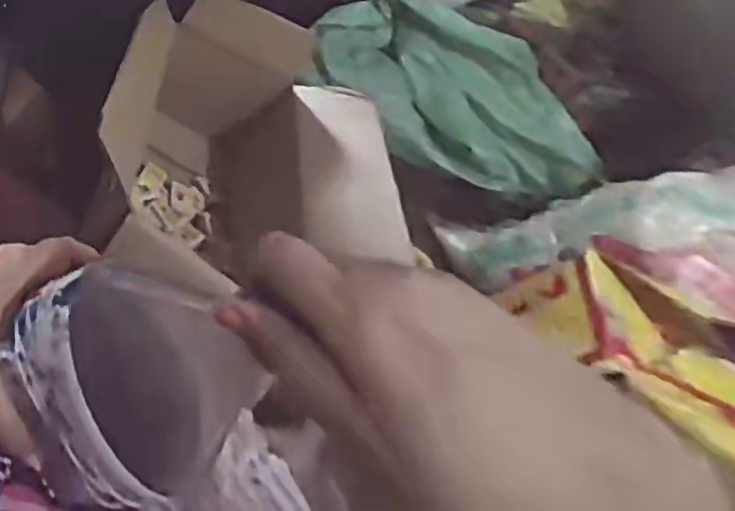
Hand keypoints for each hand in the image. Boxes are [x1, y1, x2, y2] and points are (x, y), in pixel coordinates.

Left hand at [0, 238, 98, 466]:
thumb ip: (5, 412)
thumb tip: (36, 455)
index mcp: (17, 263)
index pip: (63, 248)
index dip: (88, 255)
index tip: (111, 276)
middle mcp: (5, 257)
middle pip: (48, 260)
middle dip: (72, 279)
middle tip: (96, 309)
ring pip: (27, 271)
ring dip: (47, 288)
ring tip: (69, 320)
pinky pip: (10, 281)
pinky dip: (25, 295)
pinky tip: (25, 326)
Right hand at [216, 233, 734, 510]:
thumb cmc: (472, 494)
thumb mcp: (365, 444)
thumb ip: (292, 362)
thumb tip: (230, 307)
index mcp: (359, 303)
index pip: (276, 248)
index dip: (263, 284)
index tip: (275, 333)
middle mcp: (401, 274)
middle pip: (327, 264)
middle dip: (316, 305)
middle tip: (338, 376)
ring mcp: (457, 287)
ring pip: (379, 281)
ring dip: (368, 317)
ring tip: (402, 389)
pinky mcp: (503, 308)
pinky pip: (431, 299)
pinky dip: (418, 326)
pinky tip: (460, 390)